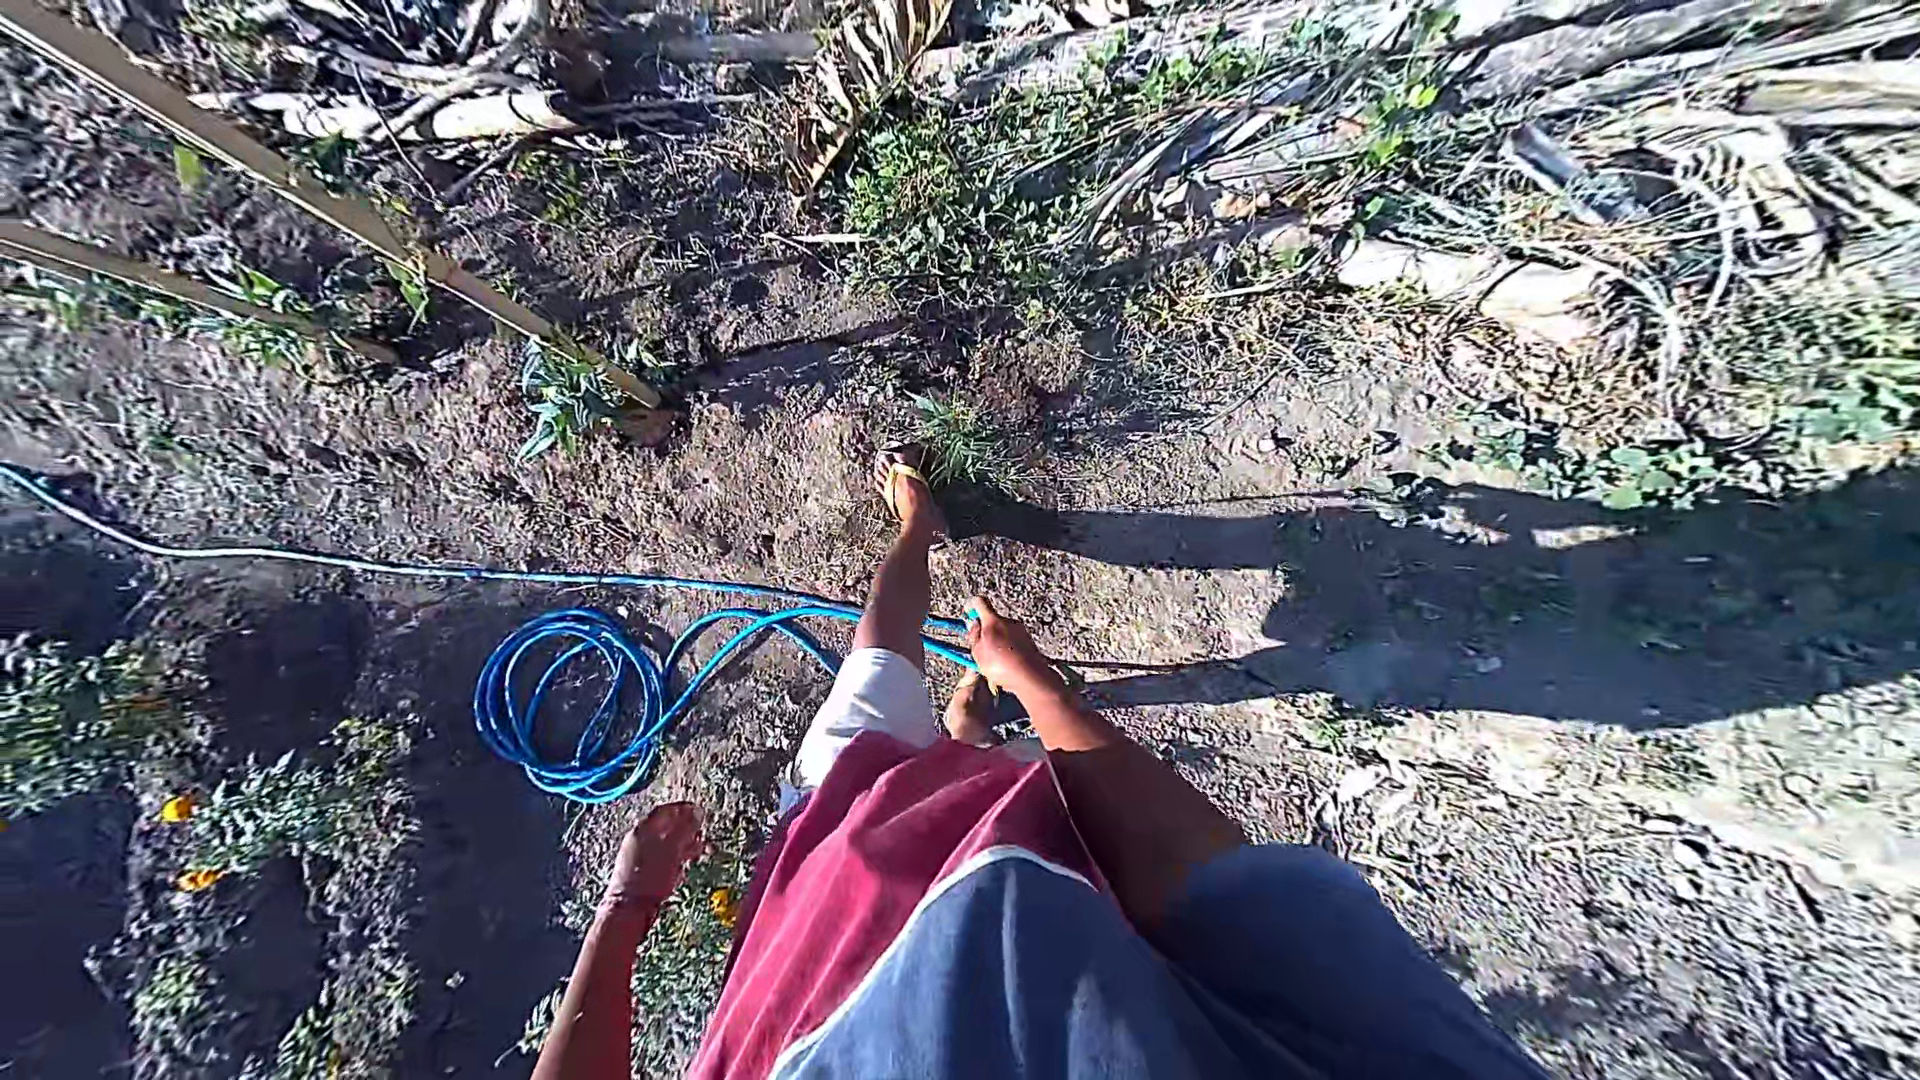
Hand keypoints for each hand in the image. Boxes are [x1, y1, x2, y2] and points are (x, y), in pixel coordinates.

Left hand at [601, 801, 703, 914]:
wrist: (630, 911)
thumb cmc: (650, 877)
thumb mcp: (673, 848)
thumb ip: (686, 828)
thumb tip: (697, 812)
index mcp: (643, 829)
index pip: (666, 810)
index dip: (685, 809)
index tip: (699, 813)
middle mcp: (638, 839)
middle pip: (667, 825)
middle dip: (686, 829)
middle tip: (699, 834)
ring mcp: (638, 855)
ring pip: (666, 841)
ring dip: (683, 844)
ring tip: (695, 852)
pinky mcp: (641, 870)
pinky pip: (662, 855)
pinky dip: (674, 856)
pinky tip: (682, 865)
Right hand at [964, 596, 1057, 695]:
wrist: (1030, 677)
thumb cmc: (1002, 665)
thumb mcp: (977, 652)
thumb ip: (973, 635)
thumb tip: (973, 624)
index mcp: (993, 620)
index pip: (980, 601)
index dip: (971, 607)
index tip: (969, 616)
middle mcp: (1008, 621)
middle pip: (992, 619)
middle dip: (984, 630)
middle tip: (979, 647)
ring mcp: (1020, 630)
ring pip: (1002, 631)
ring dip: (996, 641)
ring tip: (994, 660)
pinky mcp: (1028, 641)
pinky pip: (1012, 641)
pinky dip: (1007, 648)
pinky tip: (1006, 663)